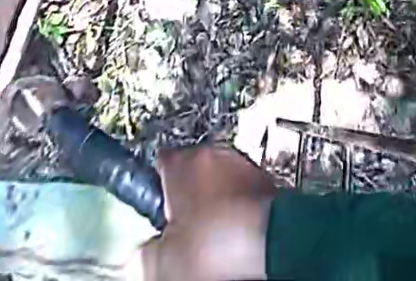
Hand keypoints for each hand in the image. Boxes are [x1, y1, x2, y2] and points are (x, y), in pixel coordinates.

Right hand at [132, 144, 277, 280]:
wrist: (273, 249)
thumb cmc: (221, 247)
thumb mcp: (168, 261)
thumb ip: (147, 251)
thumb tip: (142, 257)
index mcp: (181, 163)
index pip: (159, 164)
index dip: (158, 191)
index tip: (161, 212)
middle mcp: (211, 155)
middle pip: (191, 172)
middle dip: (191, 198)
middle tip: (190, 233)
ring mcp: (241, 166)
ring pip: (220, 181)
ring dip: (219, 201)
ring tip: (220, 240)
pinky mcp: (268, 182)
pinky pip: (246, 193)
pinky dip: (243, 209)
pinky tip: (242, 238)